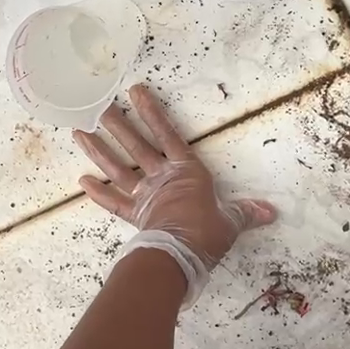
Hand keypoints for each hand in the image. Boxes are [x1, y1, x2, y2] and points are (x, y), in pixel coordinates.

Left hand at [74, 85, 275, 302]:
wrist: (183, 257)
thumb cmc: (207, 233)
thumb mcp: (231, 221)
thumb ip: (246, 212)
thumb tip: (271, 212)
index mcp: (186, 171)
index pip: (168, 134)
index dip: (152, 112)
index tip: (135, 91)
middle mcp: (161, 177)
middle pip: (136, 145)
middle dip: (116, 124)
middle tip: (97, 105)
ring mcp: (144, 195)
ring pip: (117, 167)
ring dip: (97, 149)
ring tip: (79, 132)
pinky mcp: (134, 215)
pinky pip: (113, 201)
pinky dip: (98, 191)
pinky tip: (82, 180)